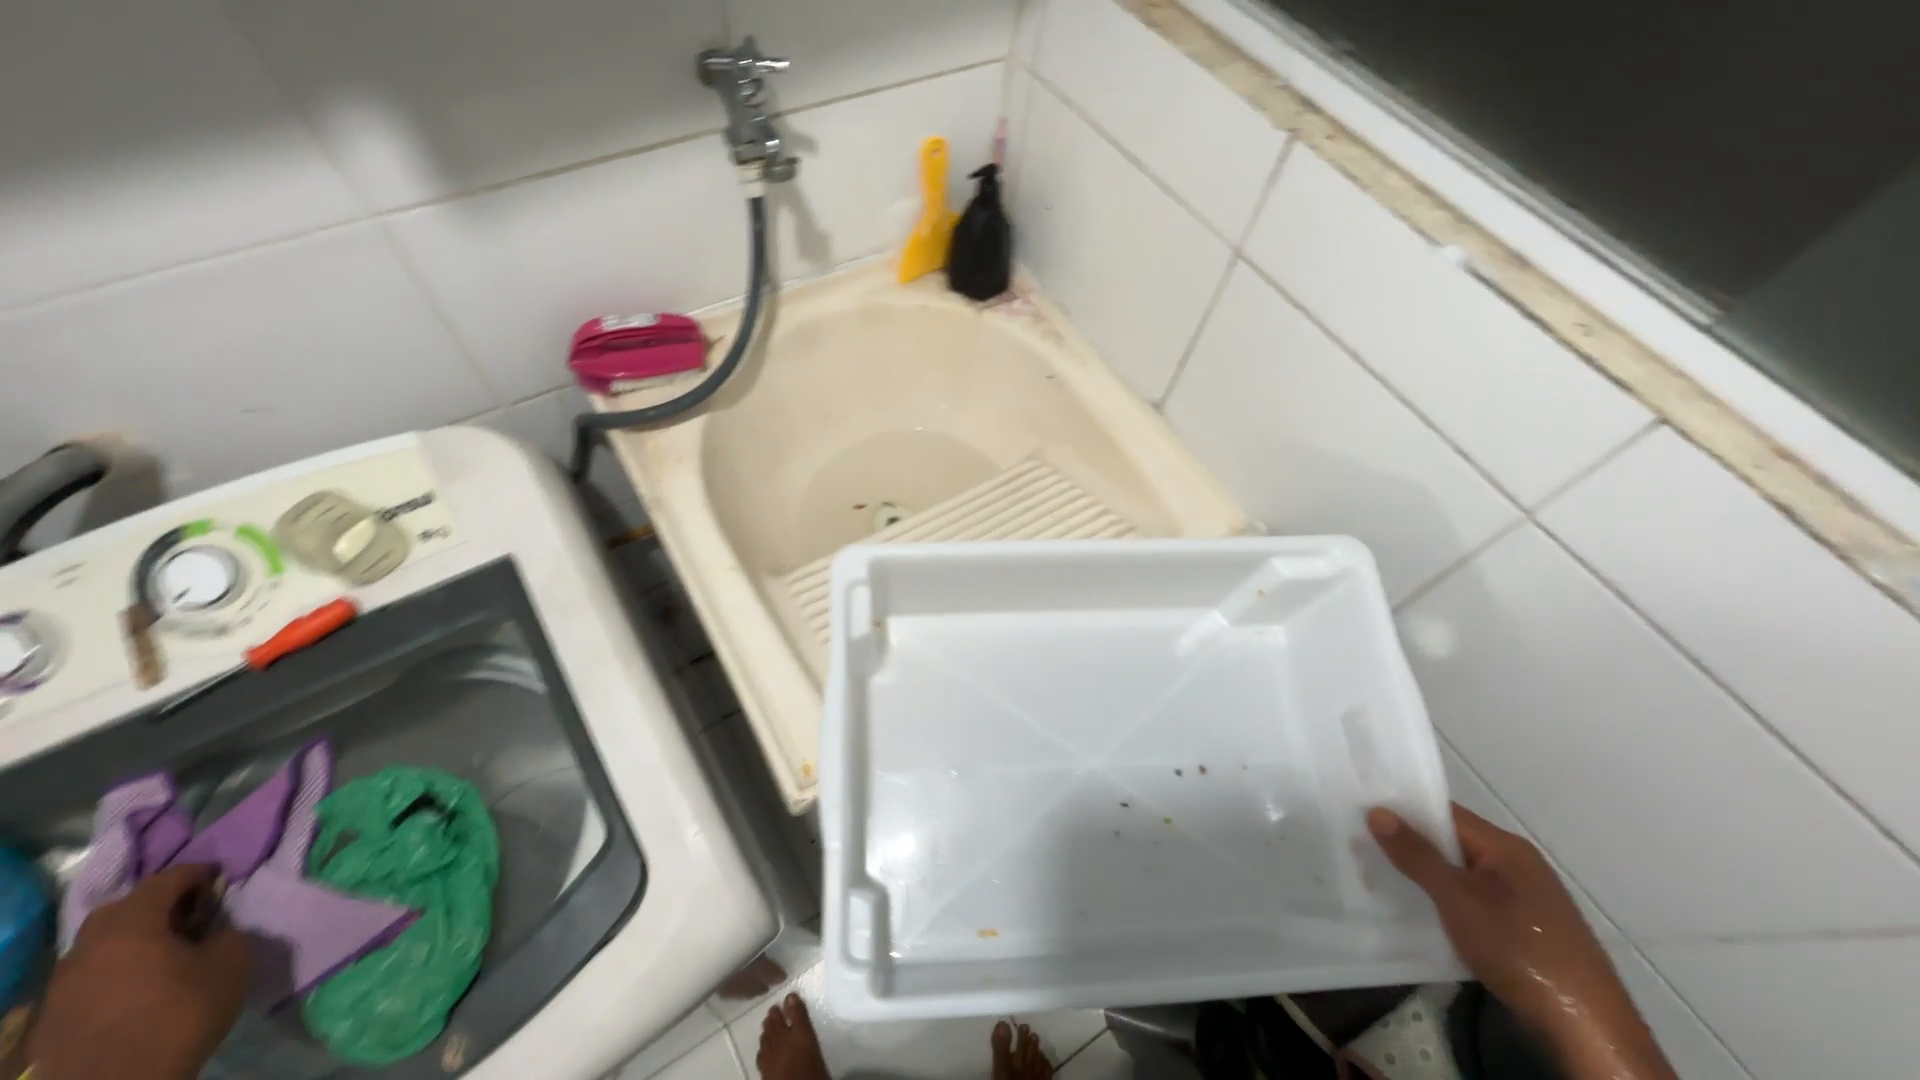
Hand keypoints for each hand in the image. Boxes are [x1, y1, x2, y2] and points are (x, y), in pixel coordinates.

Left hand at [29, 864, 250, 1079]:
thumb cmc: (179, 1013)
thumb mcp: (230, 964)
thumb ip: (227, 934)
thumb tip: (216, 930)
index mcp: (132, 922)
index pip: (166, 879)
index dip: (198, 873)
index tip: (220, 877)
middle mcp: (90, 942)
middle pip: (126, 908)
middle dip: (160, 906)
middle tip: (191, 916)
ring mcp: (65, 977)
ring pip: (105, 942)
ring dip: (136, 938)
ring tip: (166, 952)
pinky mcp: (55, 1009)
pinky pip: (93, 972)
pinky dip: (118, 966)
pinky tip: (141, 982)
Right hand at [1368, 804, 1675, 1079]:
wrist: (1582, 1023)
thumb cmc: (1517, 949)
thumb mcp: (1458, 899)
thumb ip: (1418, 856)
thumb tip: (1379, 811)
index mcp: (1506, 847)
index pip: (1445, 813)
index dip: (1404, 811)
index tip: (1360, 814)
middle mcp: (1517, 864)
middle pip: (1452, 843)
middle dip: (1408, 846)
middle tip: (1359, 849)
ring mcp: (1523, 897)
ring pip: (1461, 874)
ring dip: (1425, 877)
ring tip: (1378, 880)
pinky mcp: (1522, 926)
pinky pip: (1473, 899)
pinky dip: (1445, 901)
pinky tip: (1419, 915)